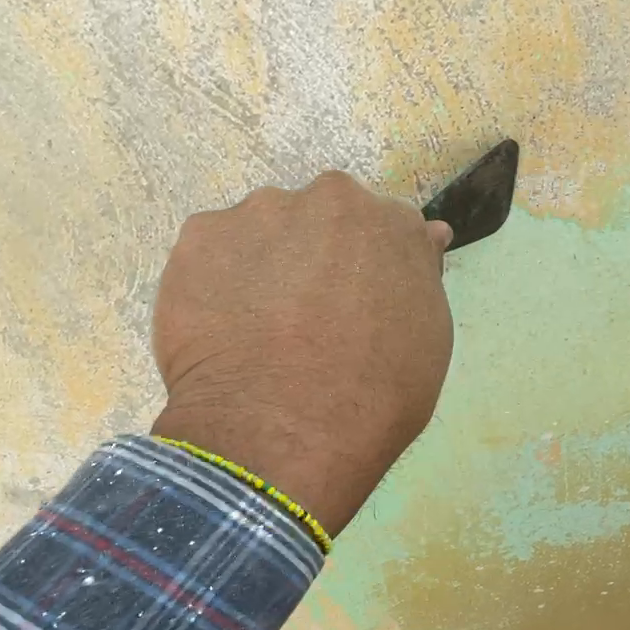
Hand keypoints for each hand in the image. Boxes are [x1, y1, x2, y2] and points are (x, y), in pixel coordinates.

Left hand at [150, 172, 453, 534]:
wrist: (286, 429)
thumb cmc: (377, 395)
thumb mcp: (428, 340)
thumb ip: (419, 279)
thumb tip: (426, 235)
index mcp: (393, 223)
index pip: (387, 231)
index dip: (372, 269)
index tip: (361, 303)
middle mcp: (330, 199)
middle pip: (324, 221)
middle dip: (319, 257)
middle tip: (310, 319)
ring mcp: (260, 214)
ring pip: (266, 234)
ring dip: (267, 266)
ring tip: (260, 332)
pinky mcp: (201, 237)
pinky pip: (214, 255)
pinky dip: (217, 284)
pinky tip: (225, 331)